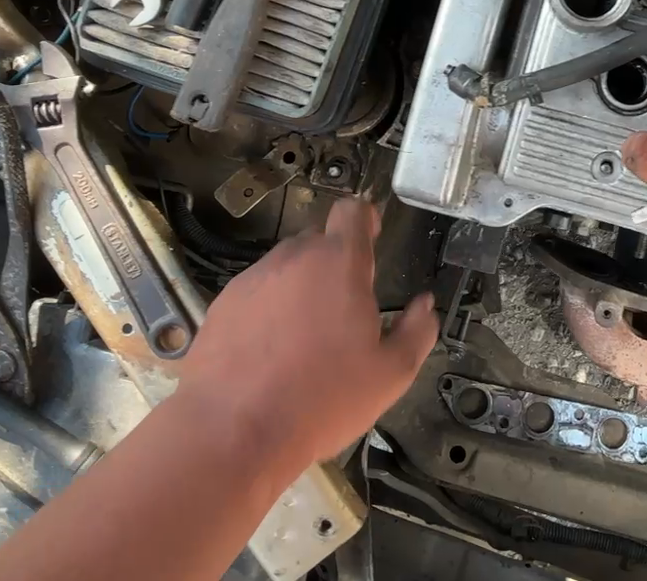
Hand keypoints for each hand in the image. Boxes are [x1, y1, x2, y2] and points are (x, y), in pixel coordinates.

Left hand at [176, 198, 437, 471]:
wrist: (231, 434)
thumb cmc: (321, 399)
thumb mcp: (391, 374)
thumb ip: (417, 331)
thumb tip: (425, 306)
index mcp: (340, 263)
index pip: (353, 211)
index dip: (365, 220)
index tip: (371, 239)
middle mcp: (294, 259)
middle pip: (320, 240)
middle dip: (335, 264)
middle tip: (344, 309)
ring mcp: (254, 279)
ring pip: (287, 268)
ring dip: (301, 287)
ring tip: (304, 337)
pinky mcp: (222, 304)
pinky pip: (256, 293)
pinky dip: (268, 310)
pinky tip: (270, 353)